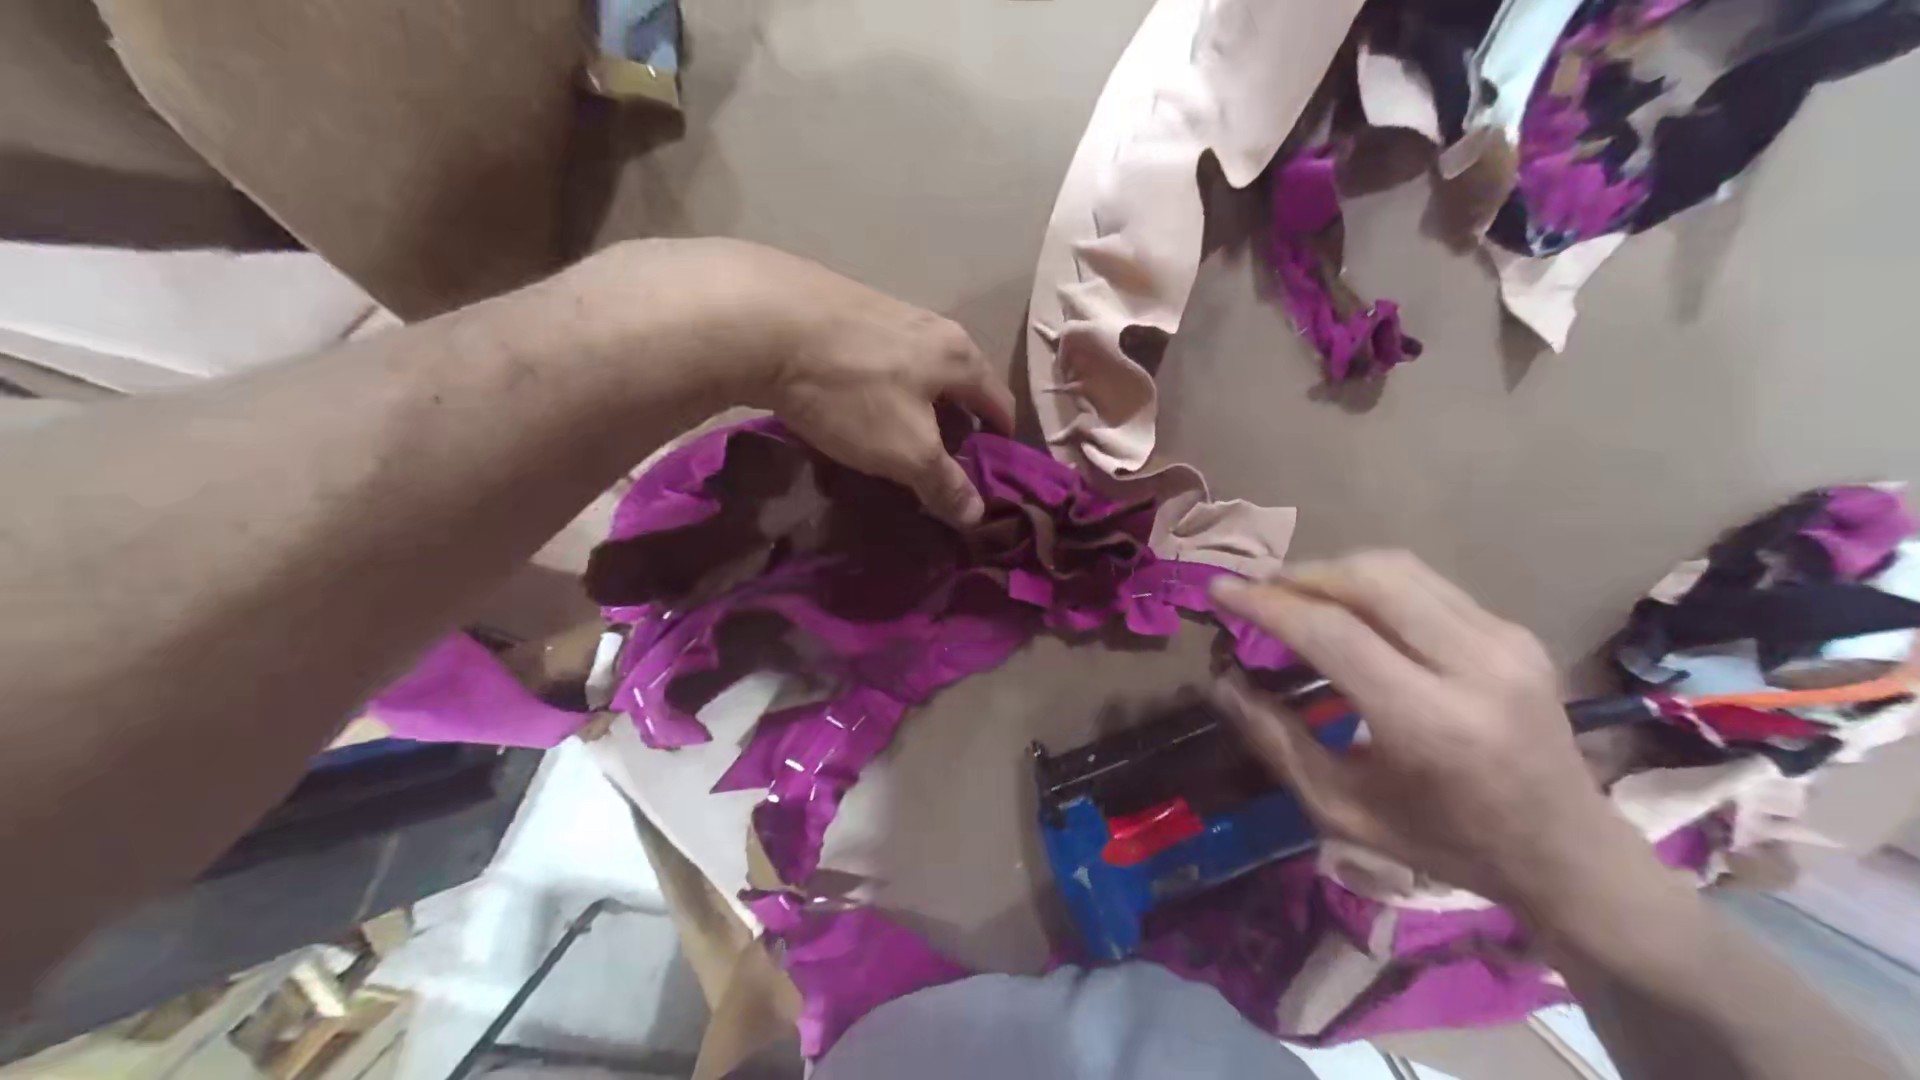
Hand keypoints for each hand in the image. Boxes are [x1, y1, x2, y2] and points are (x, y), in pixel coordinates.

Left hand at [575, 239, 1014, 526]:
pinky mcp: (842, 308)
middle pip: (959, 381)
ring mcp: (885, 311)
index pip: (999, 401)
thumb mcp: (905, 450)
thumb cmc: (851, 391)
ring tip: (894, 435)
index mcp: (959, 355)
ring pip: (916, 368)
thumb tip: (976, 515)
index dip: (1000, 439)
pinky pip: (877, 358)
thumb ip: (943, 481)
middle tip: (938, 461)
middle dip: (955, 422)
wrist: (763, 319)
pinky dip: (878, 386)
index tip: (990, 469)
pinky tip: (852, 402)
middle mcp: (931, 325)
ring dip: (915, 402)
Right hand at [1207, 551, 1649, 905]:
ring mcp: (1505, 642)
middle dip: (1298, 574)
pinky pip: (1424, 583)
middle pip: (1368, 580)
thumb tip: (1221, 679)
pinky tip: (1346, 606)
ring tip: (1292, 592)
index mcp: (1429, 723)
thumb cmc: (1442, 840)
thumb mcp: (1339, 808)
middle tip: (1256, 589)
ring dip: (1332, 570)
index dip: (1265, 603)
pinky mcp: (1515, 632)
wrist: (1568, 854)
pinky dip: (1369, 582)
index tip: (1220, 589)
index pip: (1331, 632)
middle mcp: (1474, 667)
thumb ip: (1273, 739)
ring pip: (1398, 569)